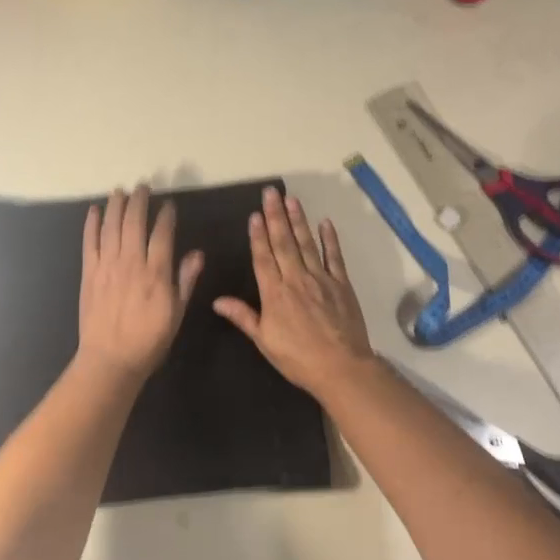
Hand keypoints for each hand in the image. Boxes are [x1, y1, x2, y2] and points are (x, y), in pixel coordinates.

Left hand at [78, 185, 204, 379]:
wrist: (110, 359)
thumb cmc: (149, 340)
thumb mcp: (176, 314)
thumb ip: (185, 281)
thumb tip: (197, 254)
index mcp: (156, 273)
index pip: (162, 234)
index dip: (166, 216)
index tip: (169, 205)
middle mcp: (131, 263)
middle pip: (134, 222)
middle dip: (139, 201)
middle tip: (143, 186)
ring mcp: (107, 266)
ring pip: (111, 227)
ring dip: (116, 206)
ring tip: (120, 190)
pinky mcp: (89, 273)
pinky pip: (90, 242)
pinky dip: (92, 224)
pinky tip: (94, 211)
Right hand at [214, 187, 377, 397]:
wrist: (341, 367)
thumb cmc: (297, 358)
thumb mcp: (264, 341)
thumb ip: (243, 317)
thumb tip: (217, 301)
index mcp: (274, 293)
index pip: (263, 258)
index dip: (258, 235)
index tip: (255, 214)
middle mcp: (296, 279)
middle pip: (284, 243)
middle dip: (276, 216)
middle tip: (271, 193)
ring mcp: (321, 279)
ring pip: (307, 244)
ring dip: (298, 221)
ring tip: (292, 200)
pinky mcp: (342, 285)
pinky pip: (334, 257)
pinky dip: (329, 239)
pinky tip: (325, 223)